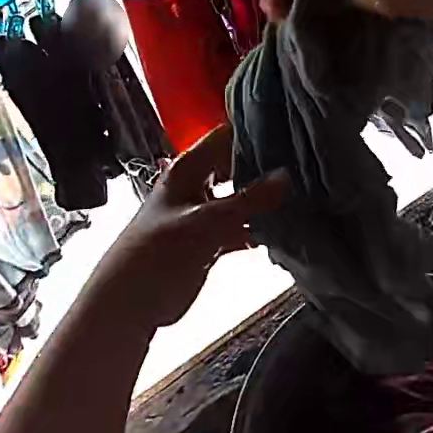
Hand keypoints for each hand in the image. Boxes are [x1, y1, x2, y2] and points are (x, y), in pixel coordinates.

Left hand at [86, 127, 285, 330]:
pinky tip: (279, 233)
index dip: (252, 131)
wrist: (131, 301)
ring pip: (237, 199)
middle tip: (301, 167)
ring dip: (261, 202)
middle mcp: (195, 186)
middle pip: (234, 167)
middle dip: (263, 167)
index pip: (224, 137)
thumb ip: (248, 201)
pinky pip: (236, 228)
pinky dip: (254, 230)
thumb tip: (285, 177)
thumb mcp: (207, 222)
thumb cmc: (158, 251)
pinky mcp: (206, 241)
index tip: (288, 133)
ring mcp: (201, 214)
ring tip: (299, 197)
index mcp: (188, 170)